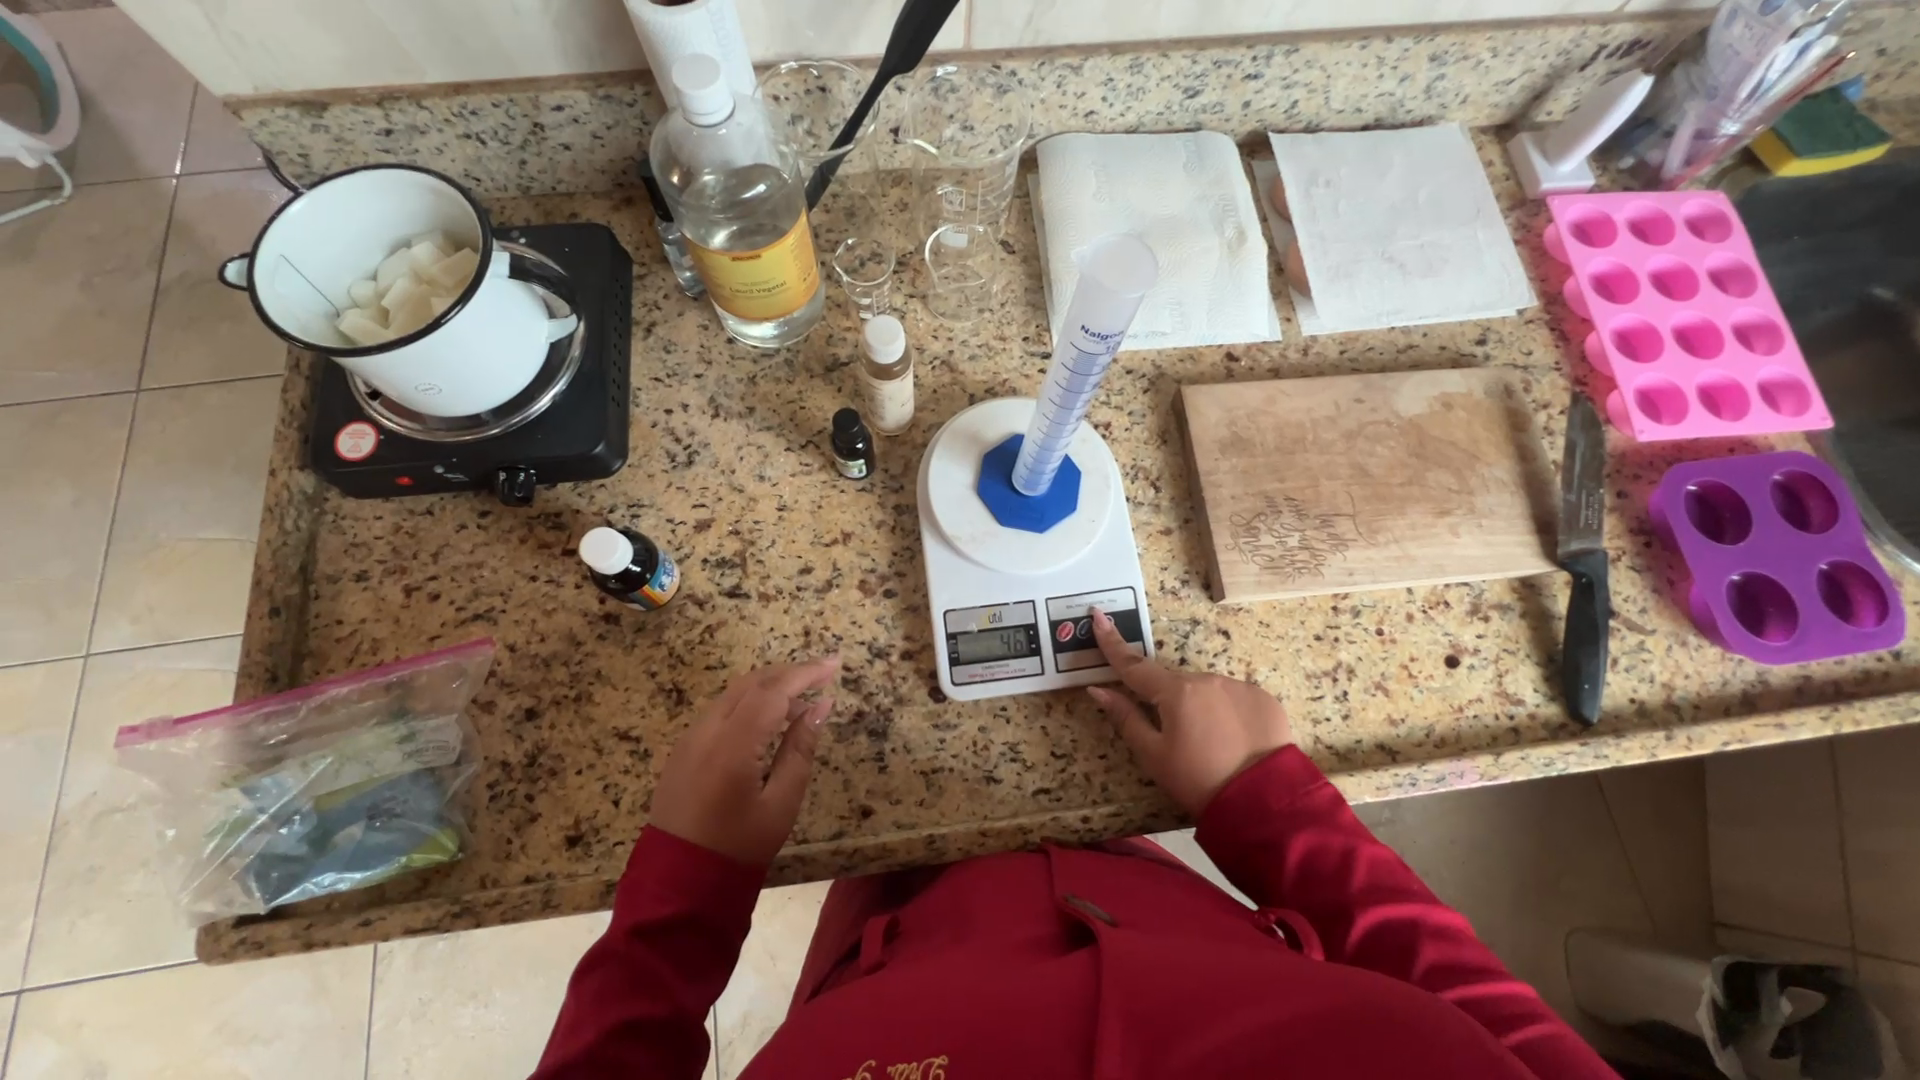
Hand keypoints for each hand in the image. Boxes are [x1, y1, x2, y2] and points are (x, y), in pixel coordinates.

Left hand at [650, 656, 839, 864]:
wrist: (679, 882)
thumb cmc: (739, 846)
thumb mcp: (781, 802)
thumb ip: (800, 749)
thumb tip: (821, 705)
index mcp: (732, 745)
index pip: (773, 691)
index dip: (805, 674)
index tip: (834, 665)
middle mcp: (706, 731)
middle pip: (750, 683)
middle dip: (788, 673)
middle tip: (822, 676)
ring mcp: (689, 738)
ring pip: (733, 694)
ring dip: (768, 688)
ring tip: (802, 703)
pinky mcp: (683, 749)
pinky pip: (720, 711)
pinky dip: (749, 704)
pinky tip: (770, 722)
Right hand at [1085, 609, 1291, 816]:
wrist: (1265, 802)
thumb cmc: (1199, 781)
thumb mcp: (1153, 755)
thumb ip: (1125, 717)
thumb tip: (1098, 689)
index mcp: (1176, 692)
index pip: (1134, 665)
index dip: (1112, 642)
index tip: (1098, 615)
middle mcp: (1207, 679)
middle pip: (1175, 686)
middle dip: (1170, 704)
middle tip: (1179, 742)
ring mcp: (1239, 686)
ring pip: (1207, 692)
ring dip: (1202, 710)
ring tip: (1212, 749)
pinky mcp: (1265, 699)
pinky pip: (1236, 700)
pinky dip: (1229, 716)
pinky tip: (1236, 743)